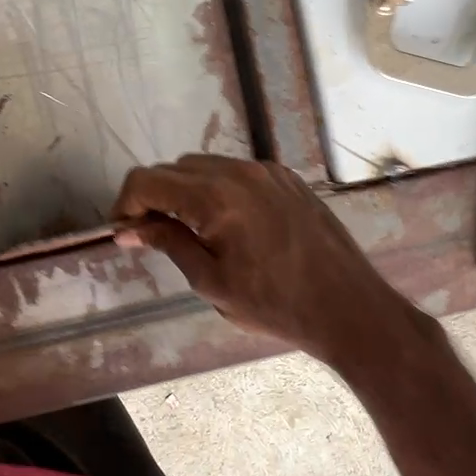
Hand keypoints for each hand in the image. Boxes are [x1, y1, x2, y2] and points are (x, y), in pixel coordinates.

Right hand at [112, 155, 421, 367]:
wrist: (351, 310)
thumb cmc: (275, 305)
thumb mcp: (210, 281)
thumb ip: (167, 243)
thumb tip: (127, 228)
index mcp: (215, 198)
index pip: (146, 181)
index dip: (125, 203)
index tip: (123, 232)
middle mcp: (238, 172)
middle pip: (171, 169)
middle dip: (152, 197)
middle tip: (151, 234)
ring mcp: (266, 171)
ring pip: (201, 166)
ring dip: (182, 190)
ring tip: (187, 228)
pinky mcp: (286, 178)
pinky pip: (234, 171)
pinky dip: (215, 188)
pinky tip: (224, 221)